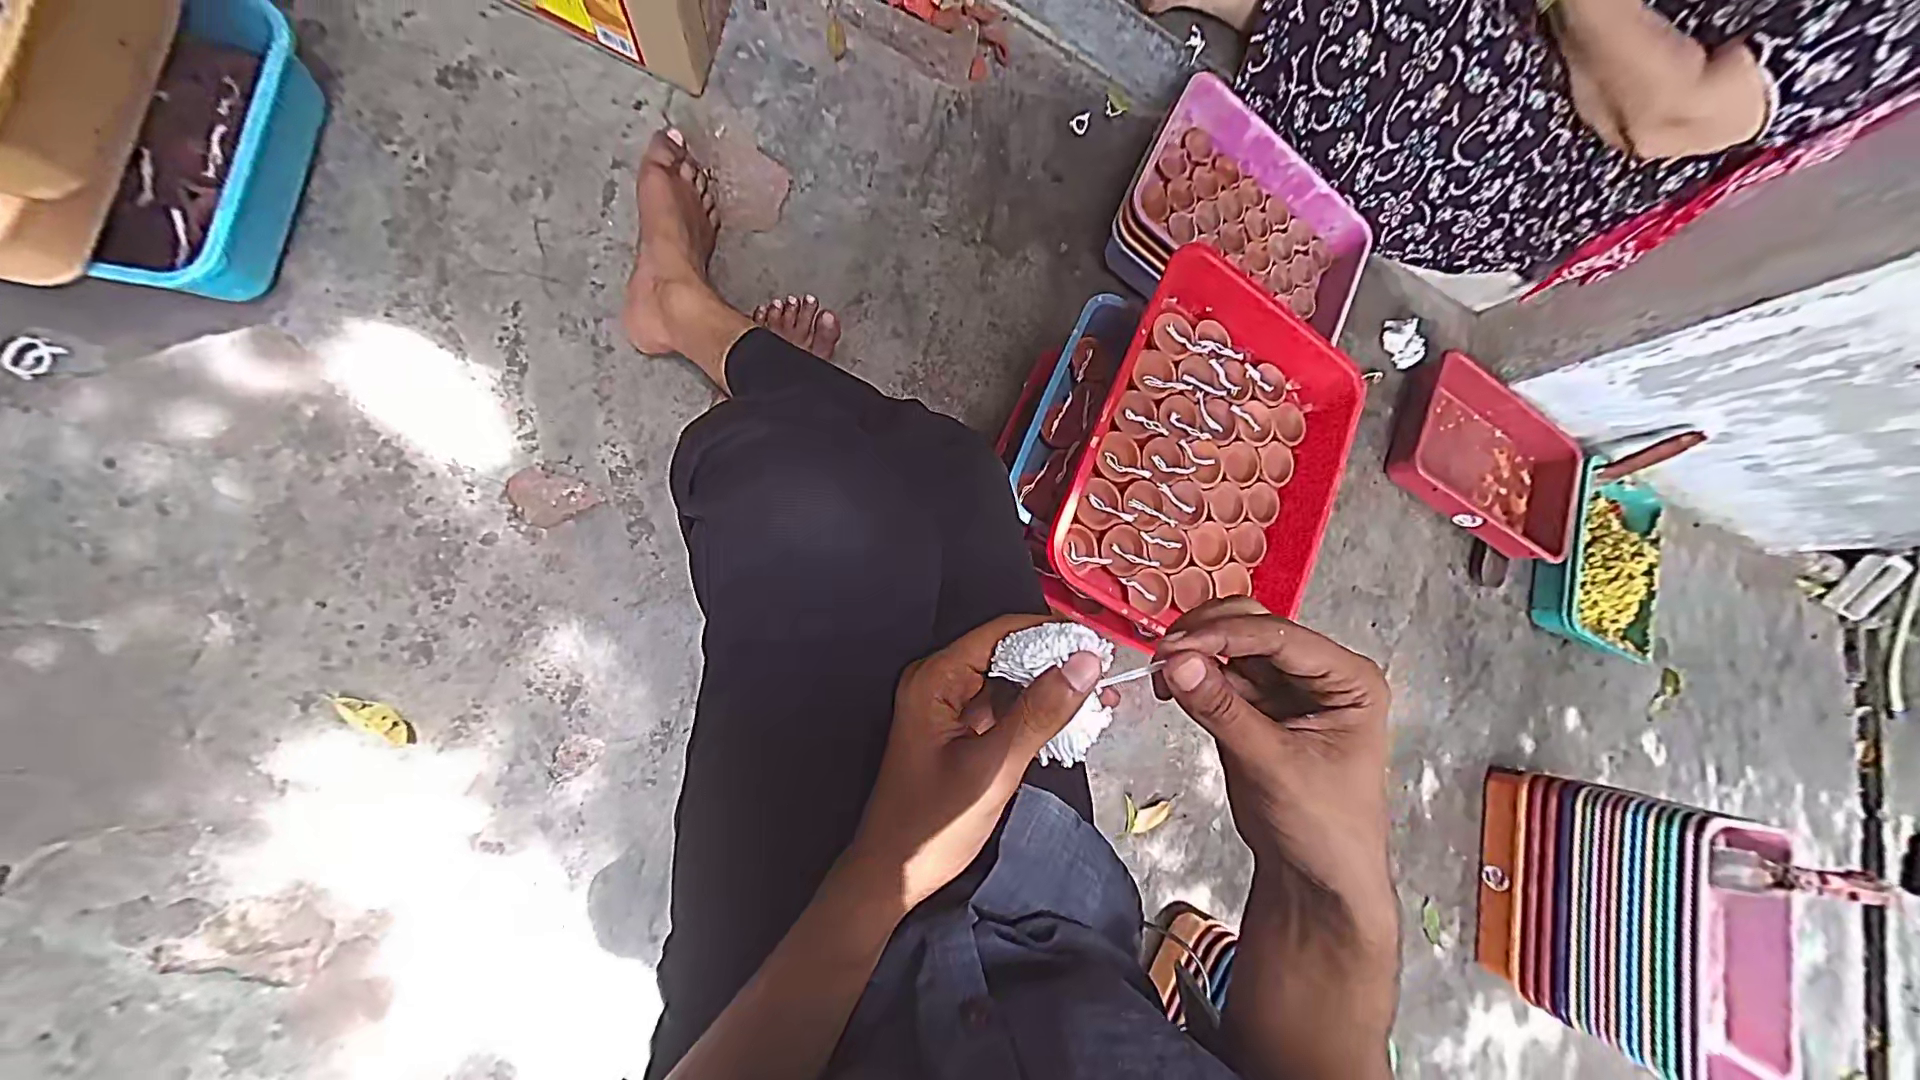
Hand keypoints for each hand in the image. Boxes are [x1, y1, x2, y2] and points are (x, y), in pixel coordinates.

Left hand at [847, 615, 1104, 909]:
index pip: (1000, 632)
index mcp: (934, 679)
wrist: (894, 873)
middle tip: (1100, 674)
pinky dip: (1034, 710)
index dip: (1049, 632)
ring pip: (1008, 679)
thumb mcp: (994, 767)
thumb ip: (1040, 712)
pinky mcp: (958, 726)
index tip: (1091, 644)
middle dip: (1054, 662)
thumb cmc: (929, 826)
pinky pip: (1002, 704)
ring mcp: (947, 705)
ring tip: (1094, 698)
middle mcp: (937, 682)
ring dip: (1049, 687)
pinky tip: (1067, 720)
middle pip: (1005, 652)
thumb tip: (1081, 666)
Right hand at [1154, 599, 1394, 940]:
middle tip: (1166, 655)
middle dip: (1206, 635)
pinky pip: (1214, 672)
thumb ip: (1223, 710)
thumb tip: (1180, 663)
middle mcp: (1316, 674)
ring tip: (1164, 673)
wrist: (1314, 877)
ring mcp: (1282, 686)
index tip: (1178, 647)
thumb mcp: (1274, 766)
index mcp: (1348, 680)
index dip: (1224, 635)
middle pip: (1252, 626)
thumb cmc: (1325, 829)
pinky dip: (1189, 674)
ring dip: (1192, 652)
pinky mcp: (1252, 701)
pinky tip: (1172, 686)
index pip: (1279, 637)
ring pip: (1227, 643)